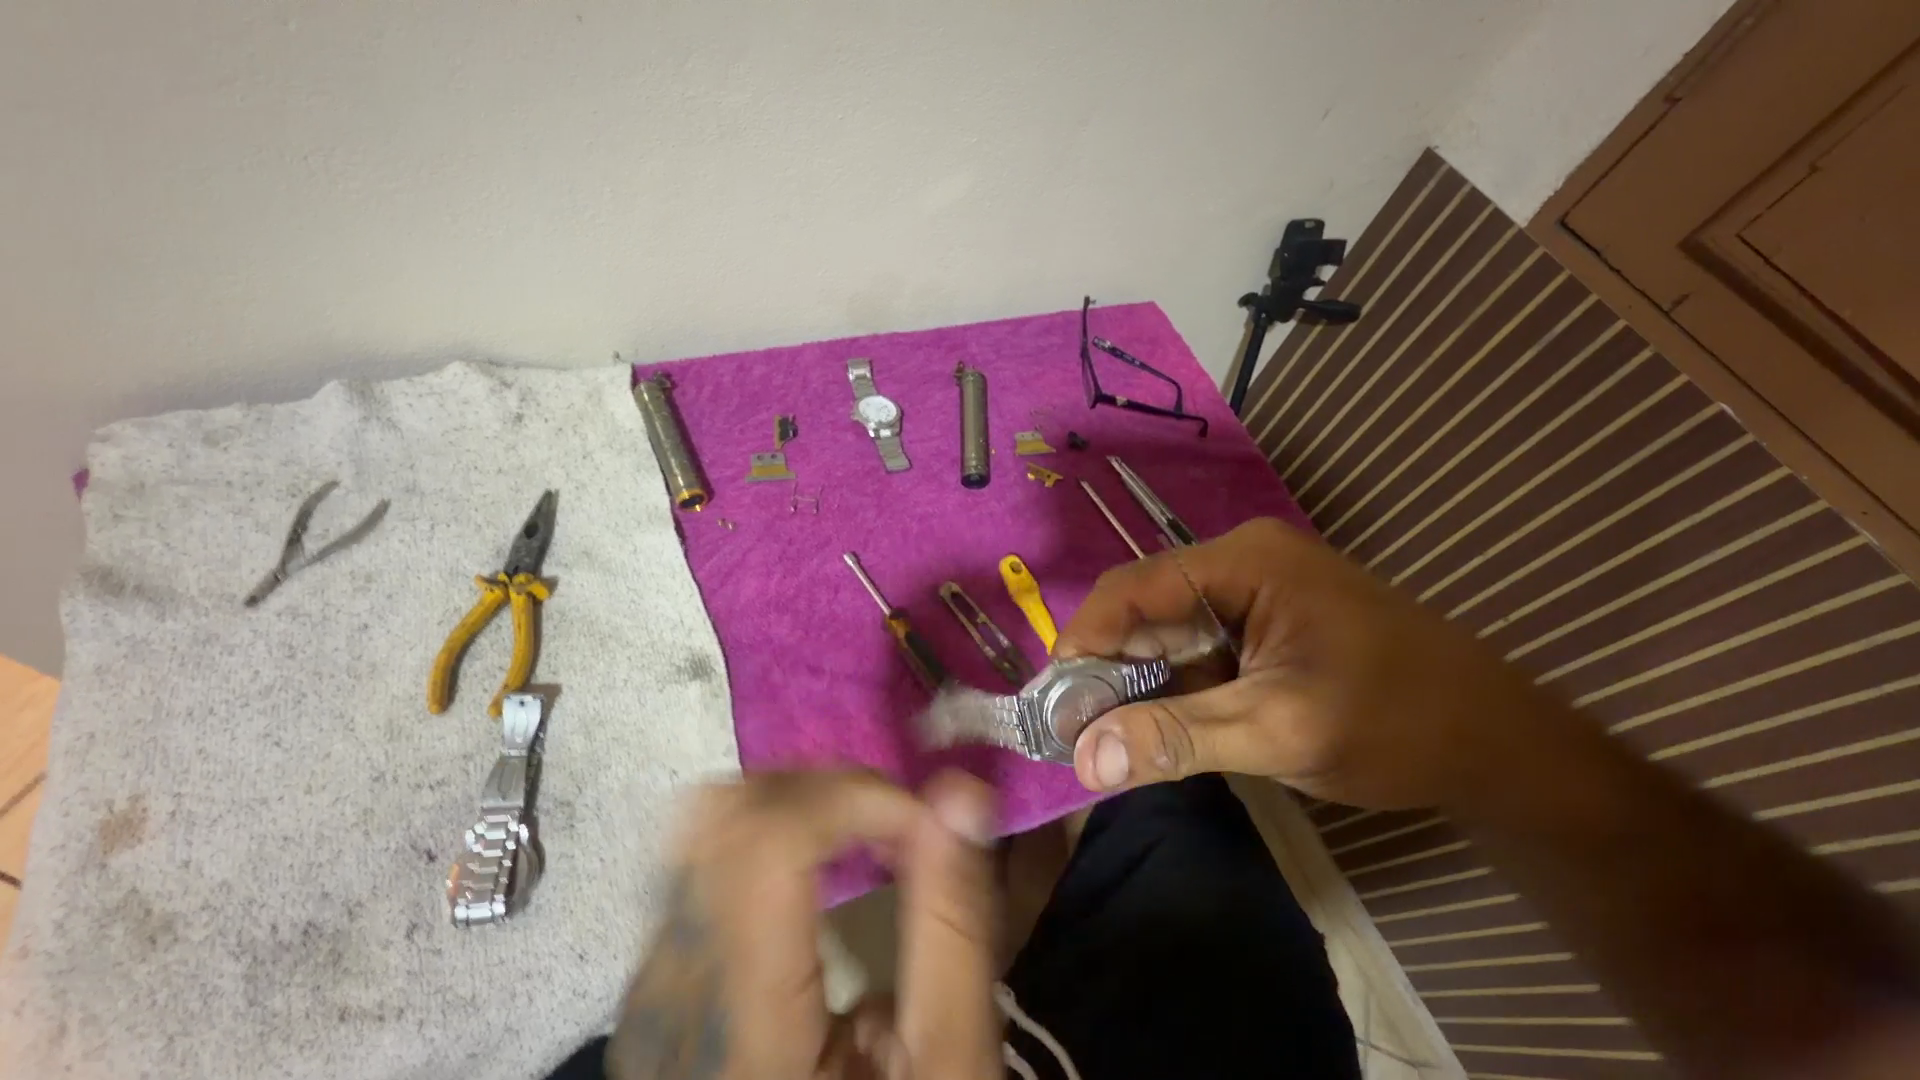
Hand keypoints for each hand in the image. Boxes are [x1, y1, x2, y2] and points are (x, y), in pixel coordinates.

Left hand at [606, 769, 1001, 1079]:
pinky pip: (699, 862)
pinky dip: (768, 833)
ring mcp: (652, 985)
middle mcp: (673, 993)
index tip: (923, 820)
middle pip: (719, 817)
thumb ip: (953, 922)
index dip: (852, 797)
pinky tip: (821, 865)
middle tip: (894, 822)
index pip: (767, 843)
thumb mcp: (947, 1063)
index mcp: (744, 1028)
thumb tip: (960, 794)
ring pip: (702, 828)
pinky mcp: (658, 980)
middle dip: (822, 789)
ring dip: (796, 804)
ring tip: (865, 836)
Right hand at [1055, 517, 1554, 810]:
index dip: (1083, 640)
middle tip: (1070, 730)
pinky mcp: (1264, 630)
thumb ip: (1178, 737)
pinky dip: (1171, 689)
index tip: (1050, 702)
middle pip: (1144, 608)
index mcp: (1246, 562)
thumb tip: (1082, 758)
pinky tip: (1152, 727)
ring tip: (1100, 736)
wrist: (1497, 744)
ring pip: (1167, 633)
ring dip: (1135, 682)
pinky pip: (1196, 651)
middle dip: (1105, 667)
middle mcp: (1242, 564)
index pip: (1133, 587)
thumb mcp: (1278, 730)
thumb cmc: (1396, 722)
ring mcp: (1255, 596)